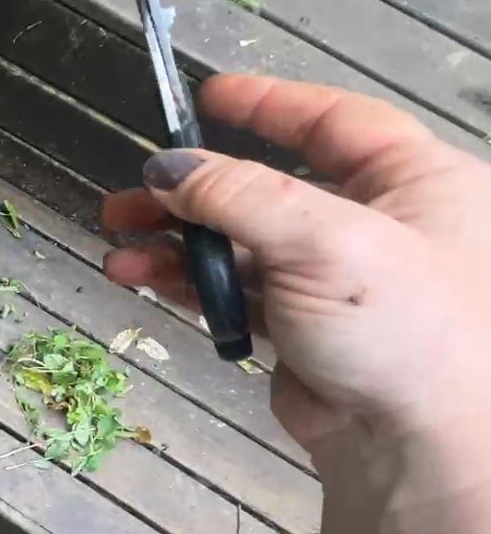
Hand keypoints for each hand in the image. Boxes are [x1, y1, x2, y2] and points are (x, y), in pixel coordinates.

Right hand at [102, 76, 490, 455]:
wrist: (416, 438)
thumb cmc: (402, 328)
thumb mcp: (324, 243)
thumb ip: (240, 196)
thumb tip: (164, 166)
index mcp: (411, 185)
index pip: (334, 124)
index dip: (268, 105)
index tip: (206, 95)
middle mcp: (368, 223)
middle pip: (261, 187)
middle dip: (188, 191)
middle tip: (126, 195)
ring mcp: (323, 276)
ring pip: (230, 241)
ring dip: (170, 242)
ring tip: (117, 247)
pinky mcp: (287, 320)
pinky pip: (221, 286)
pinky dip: (177, 279)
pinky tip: (136, 277)